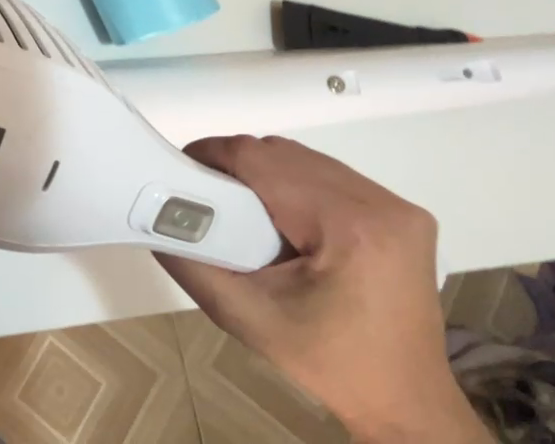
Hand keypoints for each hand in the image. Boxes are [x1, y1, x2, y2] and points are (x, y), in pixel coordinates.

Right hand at [155, 136, 488, 443]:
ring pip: (305, 160)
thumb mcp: (243, 316)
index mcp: (350, 227)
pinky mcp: (402, 216)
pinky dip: (292, 183)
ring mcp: (398, 208)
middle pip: (282, 154)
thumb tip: (151, 220)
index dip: (212, 155)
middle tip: (200, 193)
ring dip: (262, 172)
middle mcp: (382, 205)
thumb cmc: (324, 361)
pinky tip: (275, 216)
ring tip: (233, 205)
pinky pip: (329, 176)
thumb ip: (191, 263)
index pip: (261, 159)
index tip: (178, 171)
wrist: (404, 401)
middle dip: (233, 165)